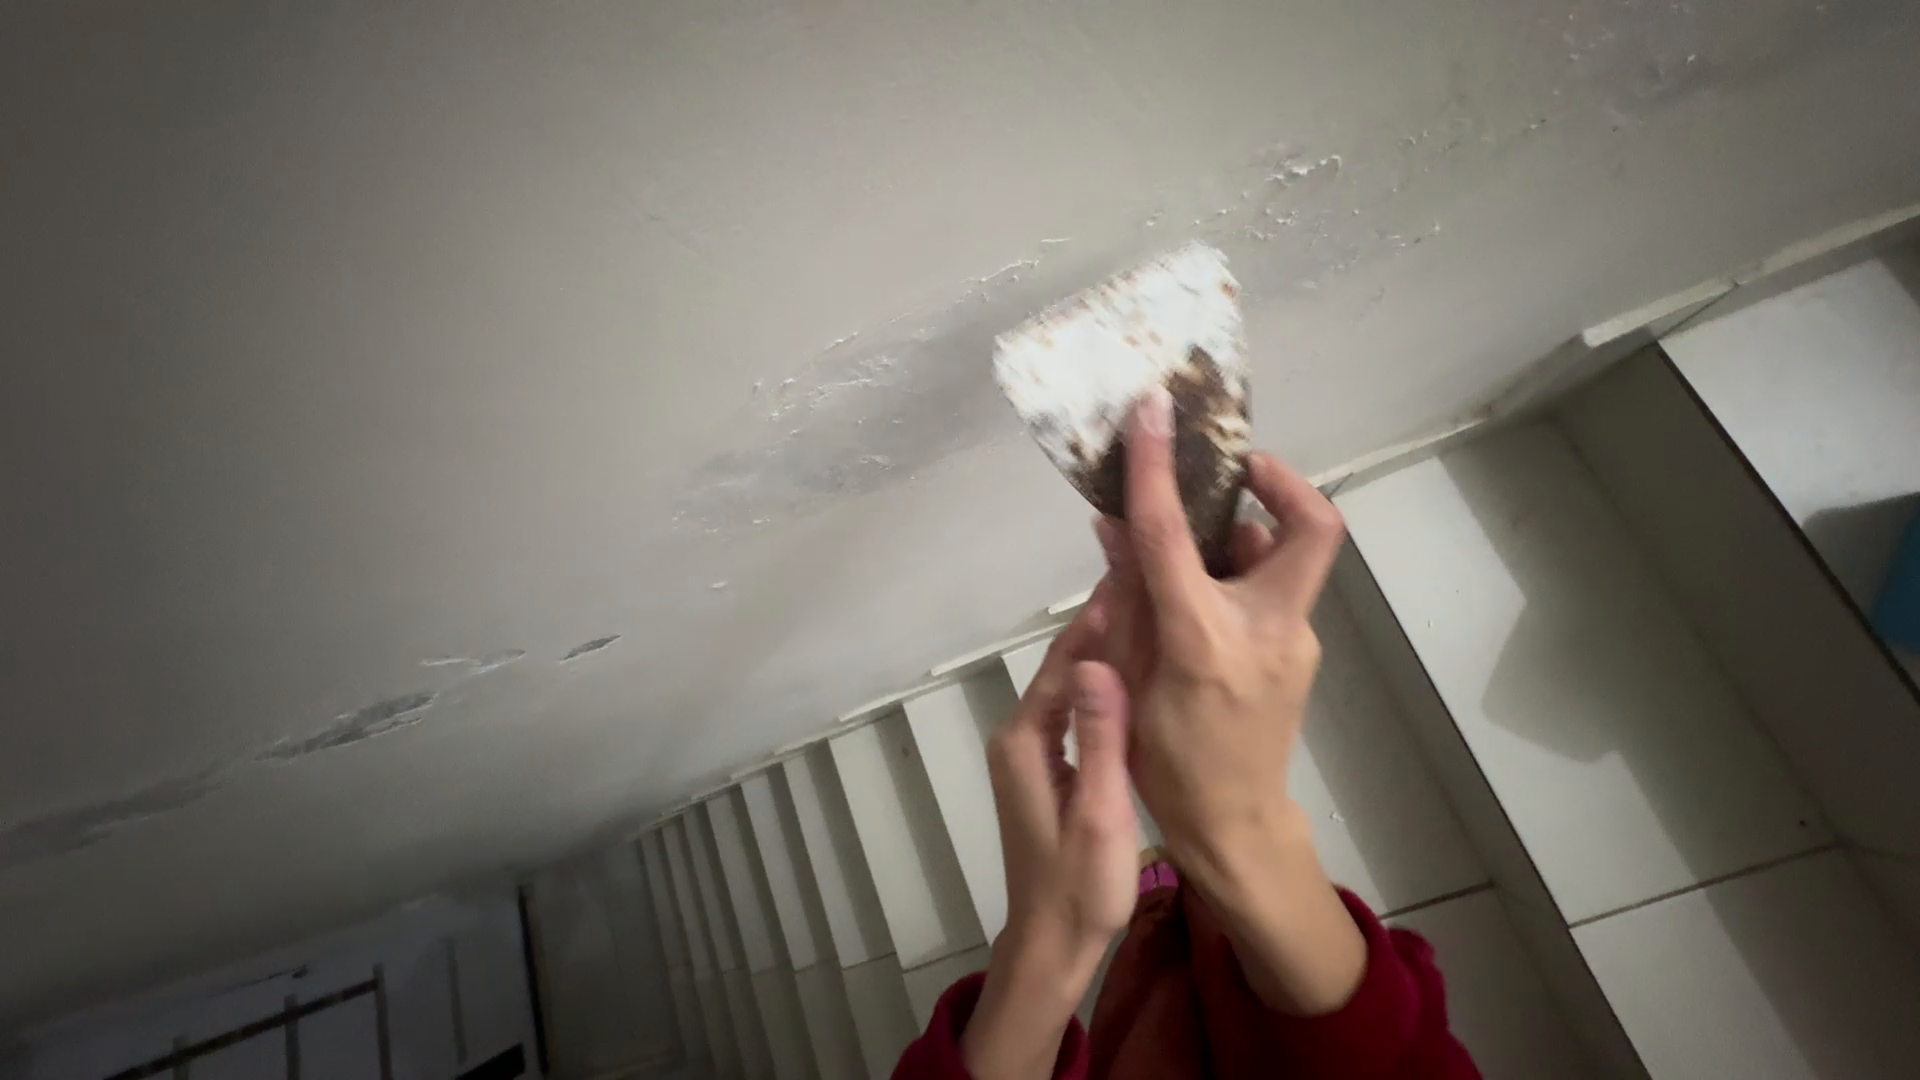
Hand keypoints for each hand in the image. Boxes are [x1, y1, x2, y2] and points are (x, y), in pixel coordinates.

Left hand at [962, 598, 1140, 1078]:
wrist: (1051, 942)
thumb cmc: (1081, 886)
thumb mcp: (1100, 813)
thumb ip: (1099, 737)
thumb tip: (1098, 663)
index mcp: (1025, 741)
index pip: (1064, 664)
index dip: (1096, 621)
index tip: (1129, 579)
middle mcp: (1016, 736)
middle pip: (1062, 669)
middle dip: (1098, 627)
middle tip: (1141, 585)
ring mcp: (1024, 752)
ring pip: (1065, 688)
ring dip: (1098, 653)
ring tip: (1141, 616)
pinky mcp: (1038, 766)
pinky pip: (1068, 712)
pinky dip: (1095, 689)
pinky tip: (1126, 675)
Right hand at [1093, 386, 1365, 1015]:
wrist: (1233, 822)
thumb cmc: (1163, 760)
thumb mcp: (1126, 675)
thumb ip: (1125, 596)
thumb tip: (1112, 525)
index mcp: (1203, 639)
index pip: (1173, 535)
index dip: (1155, 470)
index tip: (1152, 411)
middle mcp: (1267, 629)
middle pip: (1307, 527)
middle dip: (1278, 481)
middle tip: (1226, 472)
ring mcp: (1296, 640)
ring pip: (1288, 556)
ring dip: (1245, 534)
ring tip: (1192, 548)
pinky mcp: (1302, 648)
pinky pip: (1276, 588)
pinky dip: (1239, 573)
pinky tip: (1199, 596)